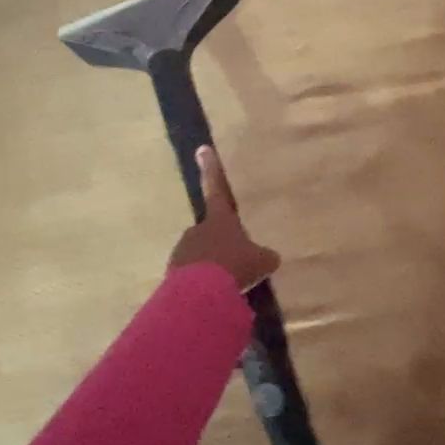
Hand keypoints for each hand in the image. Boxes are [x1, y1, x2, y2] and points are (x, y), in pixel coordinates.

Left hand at [168, 146, 279, 291]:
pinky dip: (202, 282)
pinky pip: (191, 275)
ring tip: (226, 283)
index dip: (211, 169)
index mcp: (219, 219)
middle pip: (209, 230)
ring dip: (210, 265)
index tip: (202, 149)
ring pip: (199, 254)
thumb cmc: (235, 265)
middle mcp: (198, 229)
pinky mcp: (173, 273)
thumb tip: (270, 256)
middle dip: (219, 242)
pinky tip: (214, 295)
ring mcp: (182, 251)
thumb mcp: (261, 260)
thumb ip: (265, 256)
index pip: (217, 189)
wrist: (201, 293)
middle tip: (234, 260)